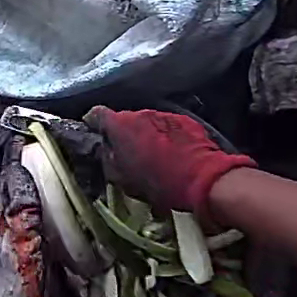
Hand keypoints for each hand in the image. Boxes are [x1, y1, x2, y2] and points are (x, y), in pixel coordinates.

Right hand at [83, 107, 255, 221]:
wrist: (204, 180)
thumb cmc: (157, 183)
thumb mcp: (122, 179)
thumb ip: (107, 160)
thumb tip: (104, 151)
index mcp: (120, 125)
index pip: (96, 114)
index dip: (92, 124)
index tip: (94, 135)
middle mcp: (140, 113)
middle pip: (124, 120)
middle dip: (123, 134)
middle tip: (126, 154)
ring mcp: (164, 114)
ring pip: (146, 123)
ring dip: (145, 135)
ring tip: (152, 155)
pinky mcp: (185, 121)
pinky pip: (167, 127)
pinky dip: (165, 137)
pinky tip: (172, 154)